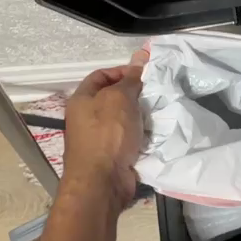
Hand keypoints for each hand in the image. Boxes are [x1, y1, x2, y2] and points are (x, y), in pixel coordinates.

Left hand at [62, 54, 145, 212]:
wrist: (102, 182)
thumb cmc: (107, 134)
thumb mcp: (120, 98)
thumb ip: (130, 79)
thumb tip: (139, 58)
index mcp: (81, 99)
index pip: (101, 75)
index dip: (122, 71)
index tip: (144, 75)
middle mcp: (86, 117)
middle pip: (113, 97)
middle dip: (135, 94)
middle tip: (155, 93)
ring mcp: (98, 138)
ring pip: (124, 118)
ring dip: (140, 115)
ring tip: (159, 111)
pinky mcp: (112, 155)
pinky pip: (129, 138)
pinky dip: (142, 134)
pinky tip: (156, 132)